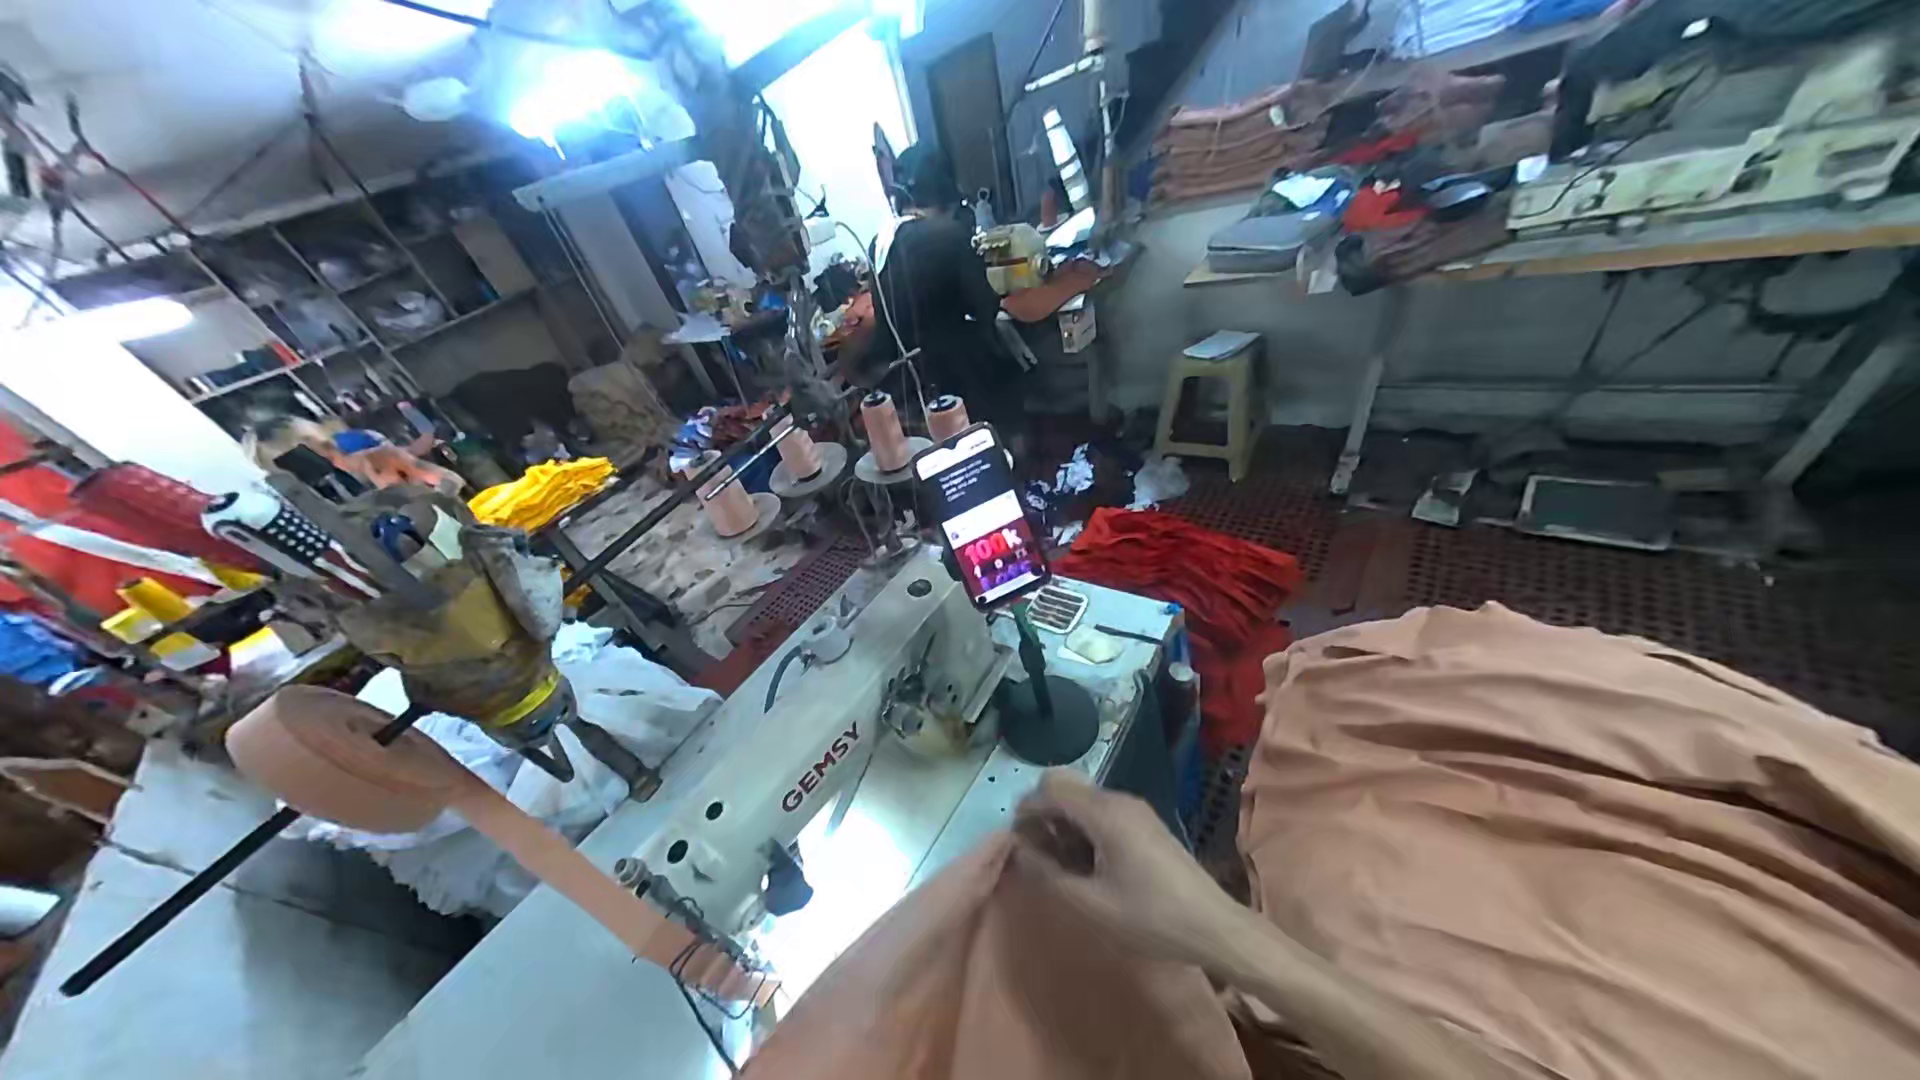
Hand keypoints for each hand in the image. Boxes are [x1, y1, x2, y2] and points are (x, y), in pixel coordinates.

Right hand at [1011, 771, 1254, 971]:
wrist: (1215, 926)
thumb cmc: (1150, 917)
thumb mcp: (1091, 904)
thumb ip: (1048, 874)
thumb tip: (1020, 850)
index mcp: (1104, 812)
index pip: (1050, 788)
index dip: (1026, 809)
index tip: (1016, 840)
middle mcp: (1118, 799)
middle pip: (1065, 785)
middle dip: (1043, 811)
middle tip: (1036, 849)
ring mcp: (1134, 808)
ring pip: (1083, 797)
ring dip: (1063, 820)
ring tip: (1060, 862)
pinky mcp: (1144, 821)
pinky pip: (1101, 809)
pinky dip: (1083, 826)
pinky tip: (1087, 862)